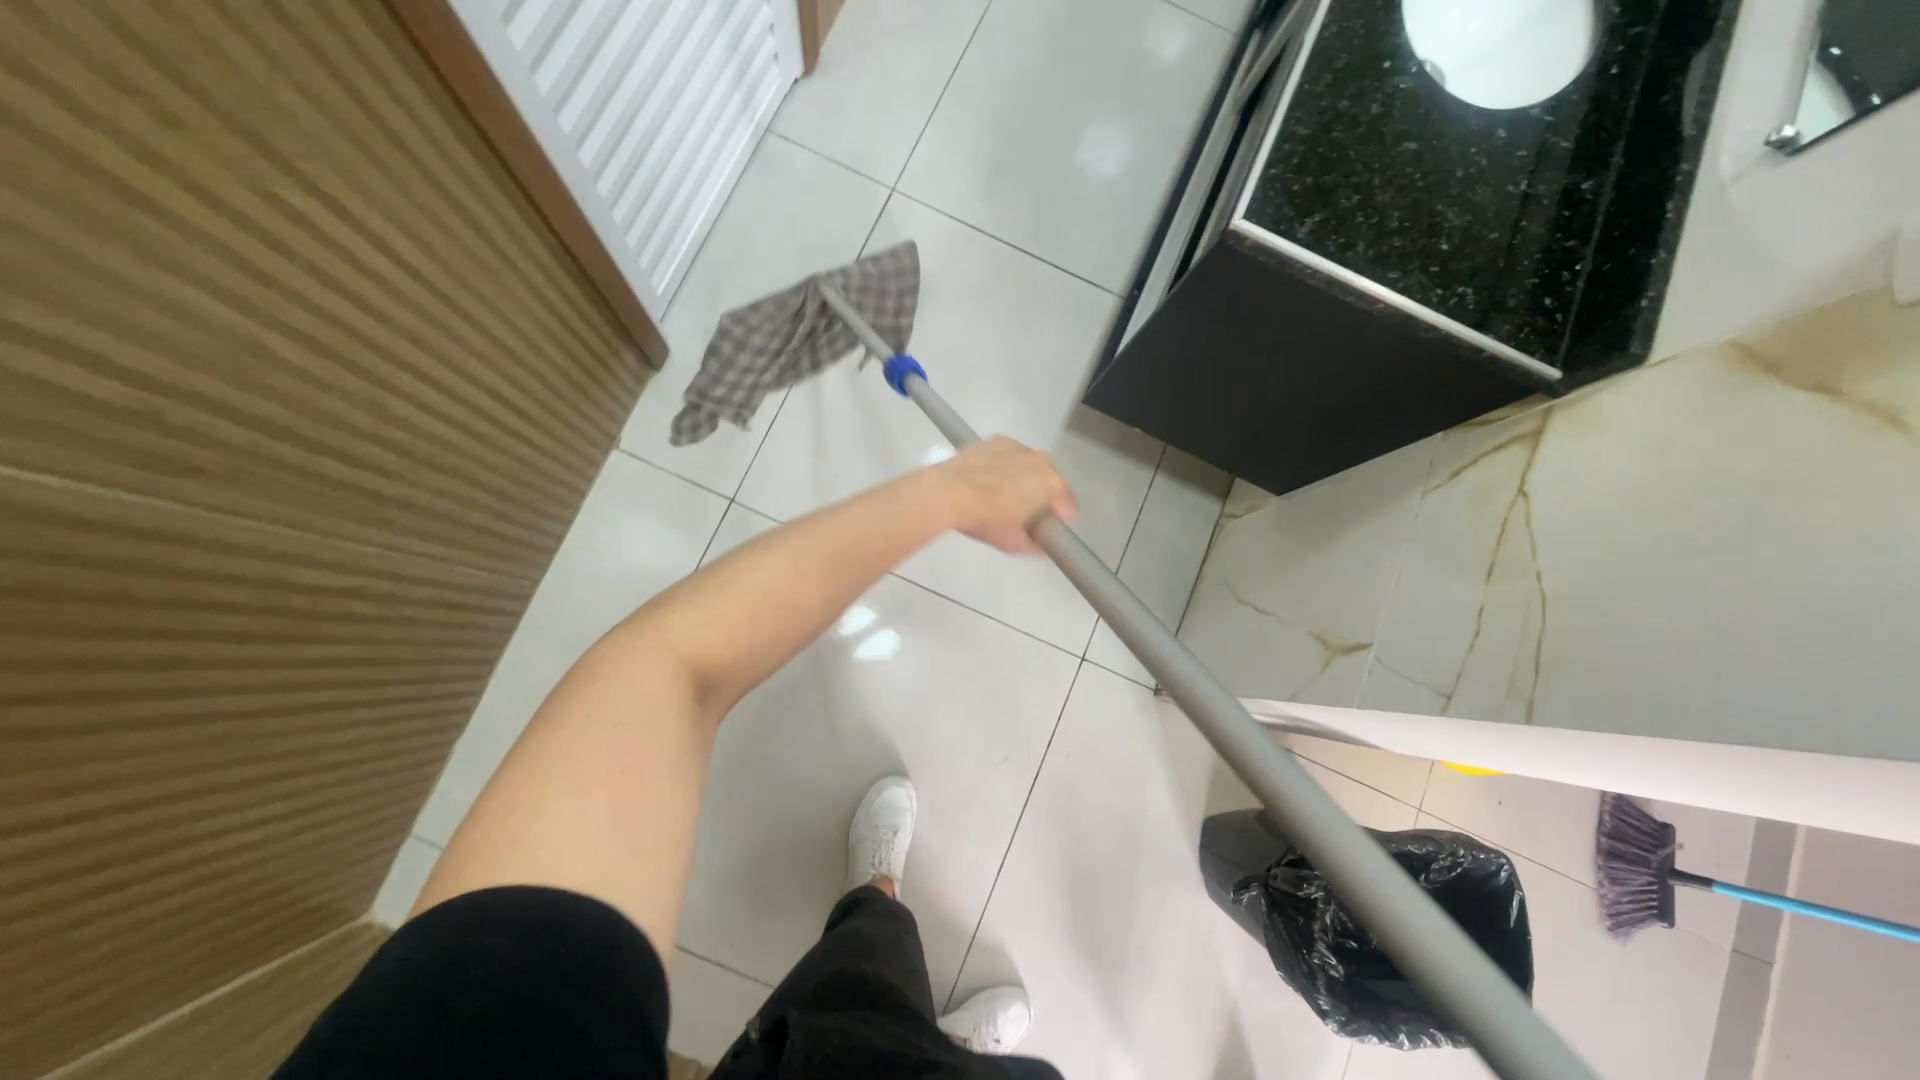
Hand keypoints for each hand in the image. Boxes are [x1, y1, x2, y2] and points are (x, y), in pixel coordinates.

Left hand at [927, 436, 1076, 553]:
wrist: (948, 492)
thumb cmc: (987, 519)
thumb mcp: (1013, 543)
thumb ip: (1034, 545)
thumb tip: (1039, 545)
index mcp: (1052, 484)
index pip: (1067, 506)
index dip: (1058, 520)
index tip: (1045, 530)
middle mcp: (1041, 460)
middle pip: (1049, 482)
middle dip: (1040, 497)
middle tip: (1021, 514)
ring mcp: (1018, 446)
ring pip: (1028, 466)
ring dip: (1022, 478)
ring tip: (1000, 495)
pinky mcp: (996, 440)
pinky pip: (1008, 456)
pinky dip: (1003, 466)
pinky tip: (987, 479)